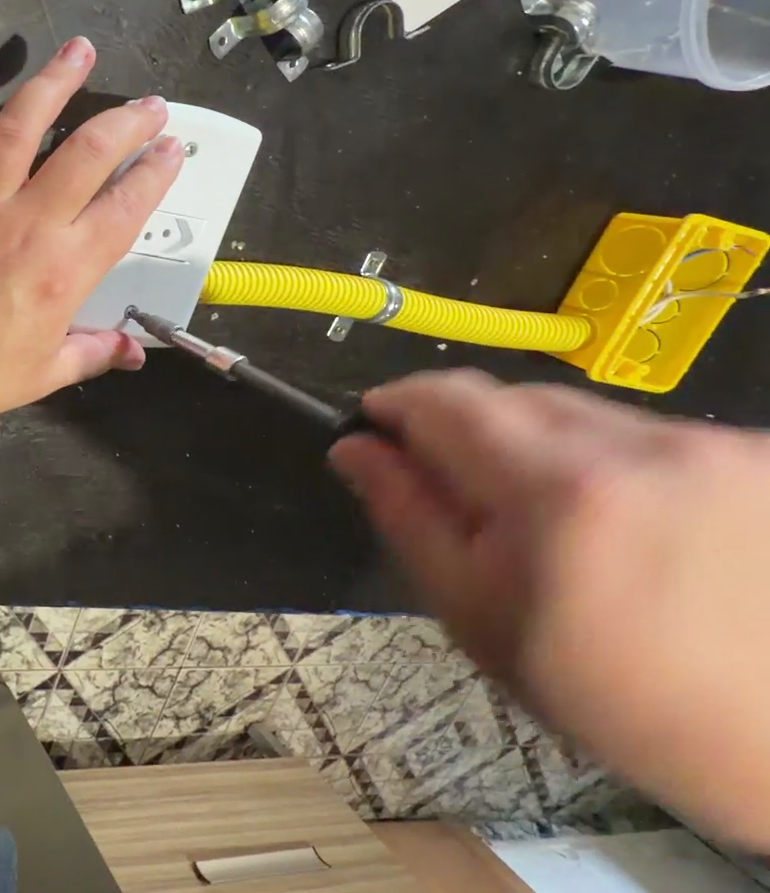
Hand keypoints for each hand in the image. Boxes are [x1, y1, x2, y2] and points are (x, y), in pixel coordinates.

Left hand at [0, 36, 183, 436]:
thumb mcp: (45, 374)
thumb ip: (95, 353)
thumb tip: (137, 351)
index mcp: (64, 271)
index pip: (125, 207)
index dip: (155, 172)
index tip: (170, 148)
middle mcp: (27, 226)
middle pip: (86, 154)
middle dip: (125, 121)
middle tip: (147, 104)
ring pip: (19, 130)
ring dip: (53, 85)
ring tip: (78, 51)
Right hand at [331, 369, 769, 847]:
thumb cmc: (597, 685)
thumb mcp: (469, 606)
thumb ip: (405, 511)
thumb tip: (353, 446)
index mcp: (559, 488)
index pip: (447, 400)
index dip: (396, 404)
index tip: (373, 425)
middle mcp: (644, 447)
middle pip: (514, 397)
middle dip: (468, 429)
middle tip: (458, 490)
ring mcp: (716, 448)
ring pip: (578, 410)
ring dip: (537, 443)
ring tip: (547, 514)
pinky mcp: (758, 456)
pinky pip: (639, 432)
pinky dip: (602, 458)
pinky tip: (615, 518)